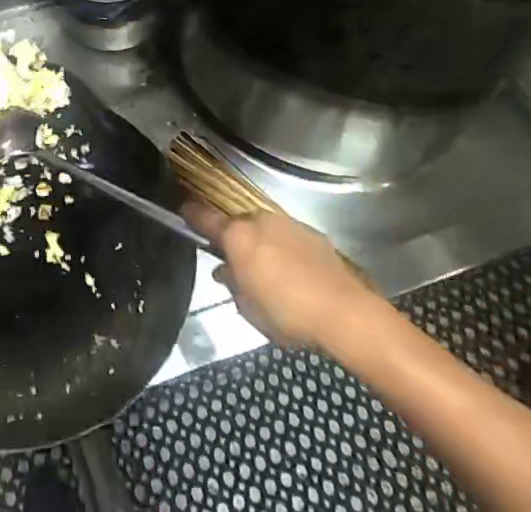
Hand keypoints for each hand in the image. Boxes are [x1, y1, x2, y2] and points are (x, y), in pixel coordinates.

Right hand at [185, 203, 380, 348]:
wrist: (346, 315)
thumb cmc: (287, 313)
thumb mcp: (247, 308)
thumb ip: (231, 284)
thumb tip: (226, 272)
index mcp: (236, 235)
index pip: (203, 216)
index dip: (190, 216)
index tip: (184, 216)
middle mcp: (260, 221)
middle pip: (237, 224)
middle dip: (234, 240)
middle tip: (236, 265)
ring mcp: (289, 225)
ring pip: (264, 230)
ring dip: (261, 245)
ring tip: (269, 273)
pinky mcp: (314, 235)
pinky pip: (288, 238)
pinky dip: (285, 250)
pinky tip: (295, 275)